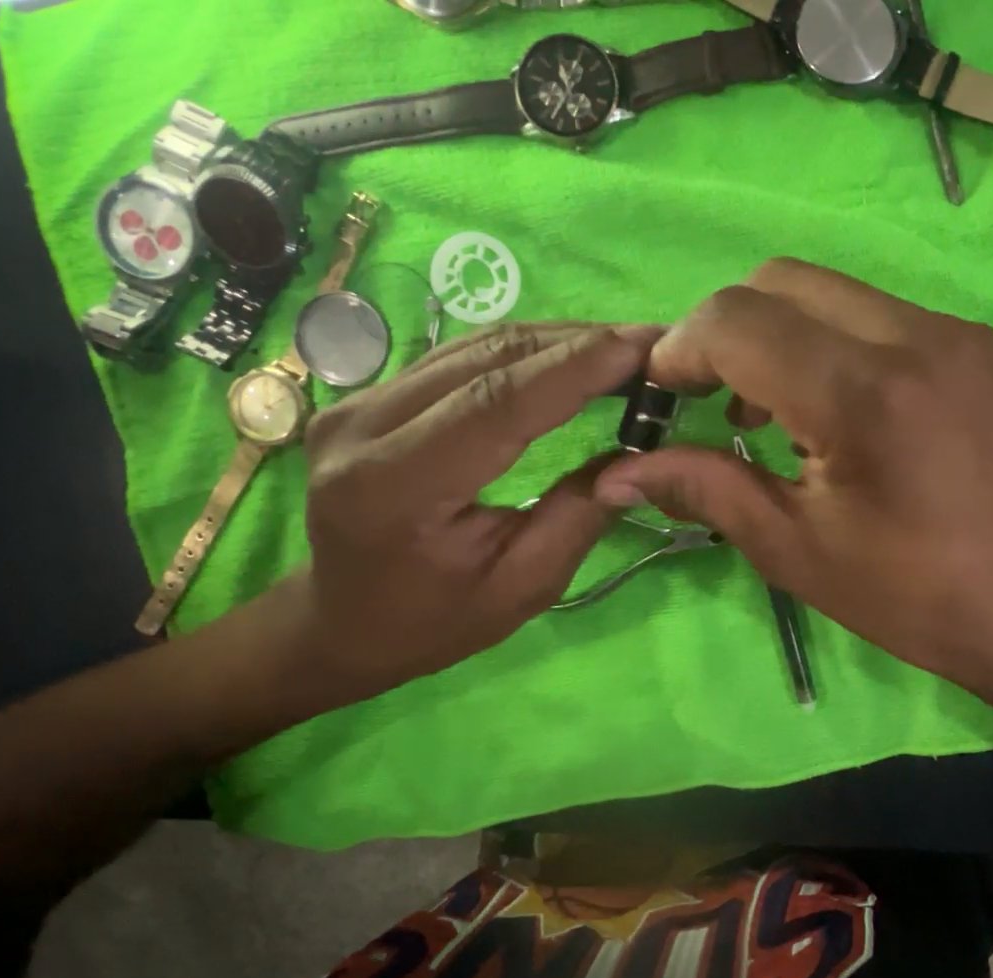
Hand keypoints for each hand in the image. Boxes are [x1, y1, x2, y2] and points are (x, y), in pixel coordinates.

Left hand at [296, 321, 657, 695]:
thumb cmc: (434, 621)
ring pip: (475, 345)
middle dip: (579, 343)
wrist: (339, 623)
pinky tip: (571, 354)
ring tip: (624, 346)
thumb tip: (636, 457)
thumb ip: (577, 518)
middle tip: (653, 343)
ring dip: (557, 339)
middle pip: (489, 359)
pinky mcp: (367, 395)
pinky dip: (526, 351)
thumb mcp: (522, 588)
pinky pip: (459, 356)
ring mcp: (358, 402)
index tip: (646, 346)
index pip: (500, 403)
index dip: (577, 367)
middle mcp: (364, 427)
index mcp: (396, 486)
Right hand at [593, 259, 992, 694]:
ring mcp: (953, 332)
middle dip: (726, 330)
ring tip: (765, 411)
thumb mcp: (794, 549)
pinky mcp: (972, 343)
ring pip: (829, 289)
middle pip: (781, 281)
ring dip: (777, 331)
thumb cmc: (910, 595)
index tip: (662, 394)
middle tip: (709, 400)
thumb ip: (704, 489)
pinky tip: (826, 403)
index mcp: (867, 395)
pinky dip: (829, 339)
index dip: (683, 350)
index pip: (740, 322)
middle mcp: (915, 337)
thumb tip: (615, 475)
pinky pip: (874, 311)